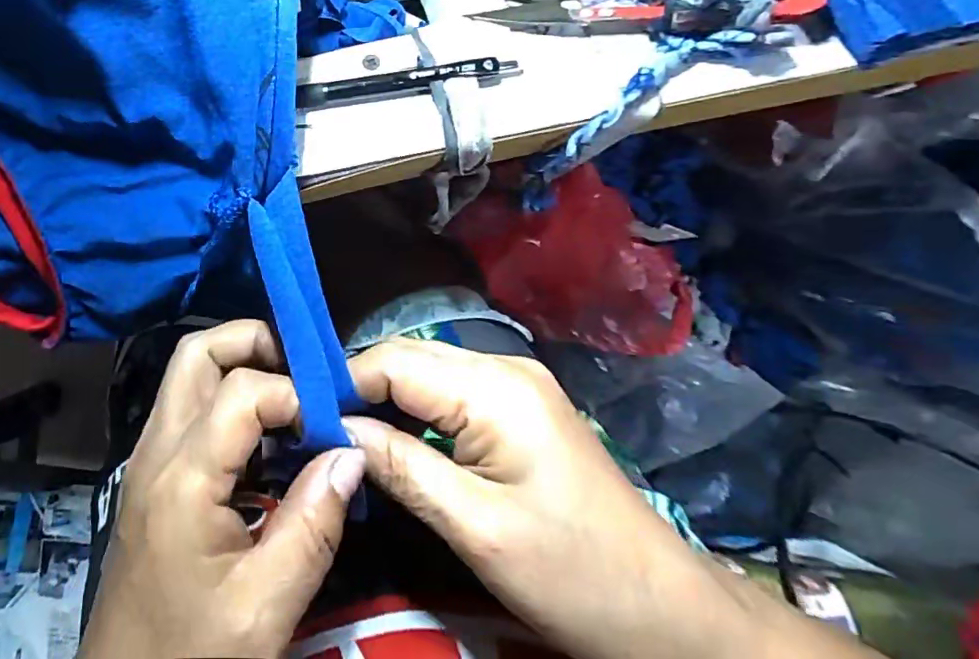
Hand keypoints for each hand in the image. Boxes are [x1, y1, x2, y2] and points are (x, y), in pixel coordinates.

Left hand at [80, 321, 366, 658]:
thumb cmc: (192, 651)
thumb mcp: (265, 606)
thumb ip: (312, 526)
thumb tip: (351, 452)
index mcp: (182, 474)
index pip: (241, 390)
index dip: (295, 394)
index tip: (337, 424)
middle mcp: (157, 446)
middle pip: (197, 354)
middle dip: (254, 343)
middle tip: (309, 372)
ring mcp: (149, 454)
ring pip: (188, 374)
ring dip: (241, 367)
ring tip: (297, 398)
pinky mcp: (152, 469)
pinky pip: (188, 408)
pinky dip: (228, 399)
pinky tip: (269, 437)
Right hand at [343, 339, 879, 658]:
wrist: (676, 620)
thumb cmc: (578, 578)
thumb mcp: (476, 529)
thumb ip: (399, 467)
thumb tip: (334, 428)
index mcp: (495, 389)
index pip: (390, 362)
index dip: (339, 384)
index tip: (301, 418)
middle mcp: (501, 367)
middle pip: (402, 358)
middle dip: (355, 388)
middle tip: (315, 427)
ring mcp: (511, 383)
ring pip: (418, 371)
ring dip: (378, 398)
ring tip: (342, 431)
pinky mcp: (513, 404)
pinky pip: (441, 390)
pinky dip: (407, 409)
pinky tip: (388, 436)